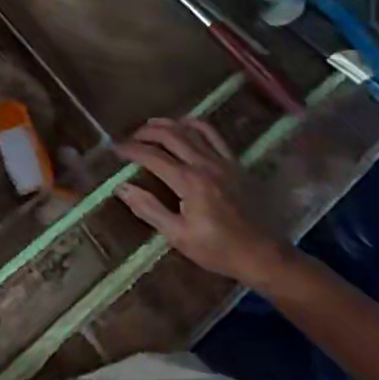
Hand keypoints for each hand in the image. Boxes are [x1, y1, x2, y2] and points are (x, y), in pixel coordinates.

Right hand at [114, 116, 296, 284]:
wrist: (264, 255)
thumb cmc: (219, 250)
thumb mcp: (178, 236)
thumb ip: (149, 209)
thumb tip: (121, 187)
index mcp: (189, 182)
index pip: (152, 156)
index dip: (130, 149)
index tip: (114, 148)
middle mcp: (205, 164)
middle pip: (170, 135)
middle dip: (145, 132)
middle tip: (129, 137)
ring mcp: (223, 161)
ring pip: (191, 129)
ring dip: (167, 123)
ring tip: (150, 125)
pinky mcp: (235, 163)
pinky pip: (214, 134)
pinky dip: (195, 124)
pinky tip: (184, 125)